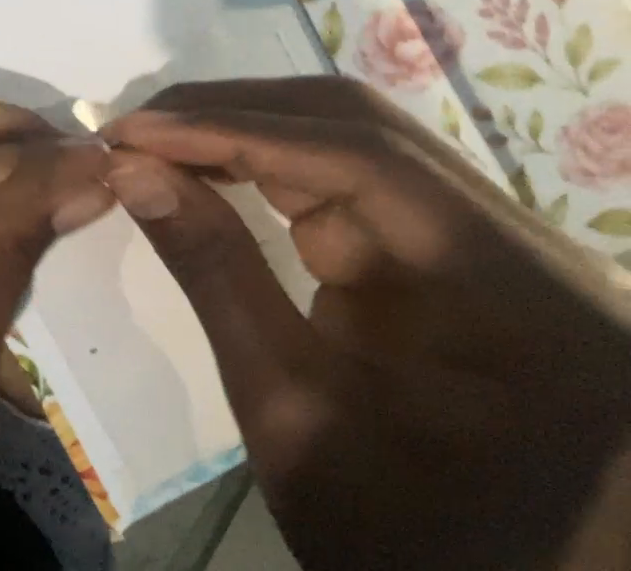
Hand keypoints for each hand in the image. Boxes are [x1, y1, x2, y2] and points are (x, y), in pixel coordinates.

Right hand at [104, 77, 630, 570]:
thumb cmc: (402, 527)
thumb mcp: (290, 407)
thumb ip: (213, 273)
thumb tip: (130, 170)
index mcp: (511, 290)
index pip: (360, 160)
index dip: (230, 131)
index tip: (125, 134)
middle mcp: (518, 244)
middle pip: (364, 130)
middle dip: (232, 116)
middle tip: (127, 132)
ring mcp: (487, 248)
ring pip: (354, 145)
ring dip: (243, 135)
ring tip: (149, 145)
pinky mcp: (452, 260)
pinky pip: (352, 186)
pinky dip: (266, 171)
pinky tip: (203, 173)